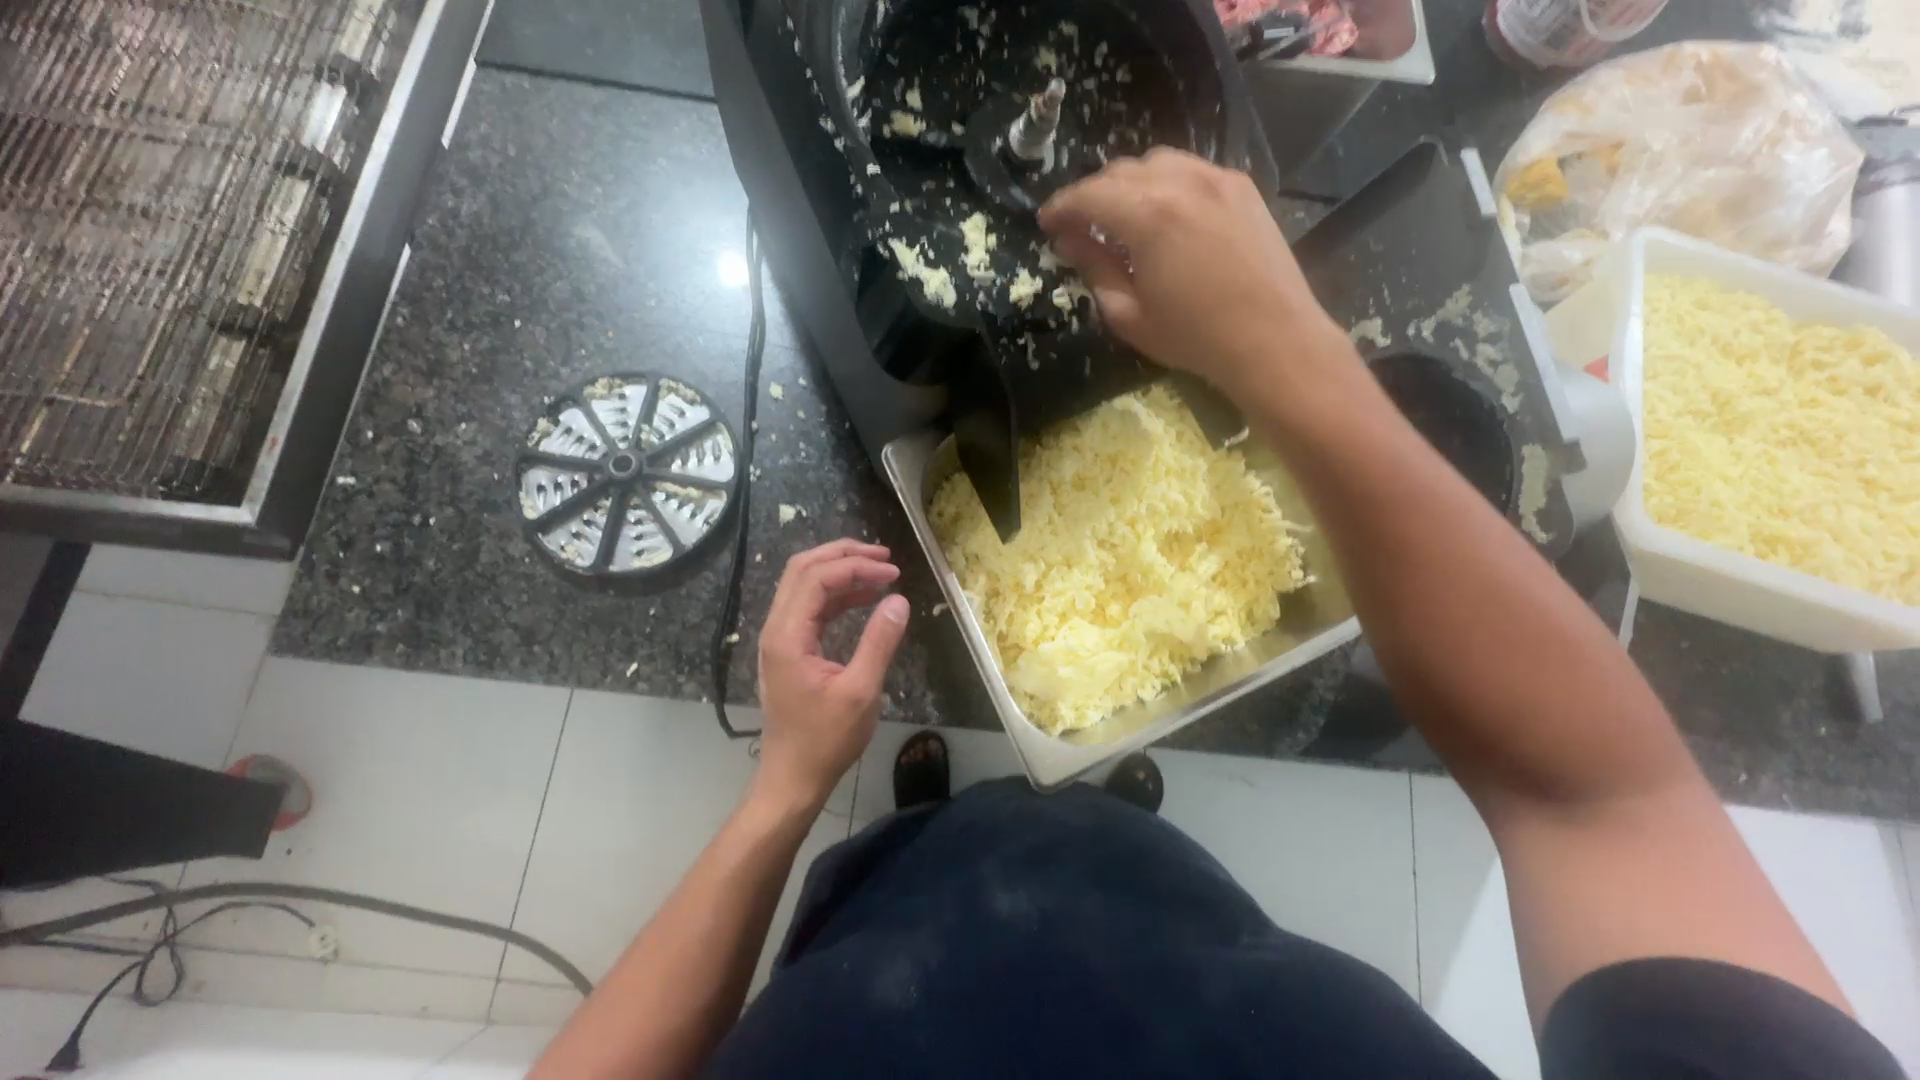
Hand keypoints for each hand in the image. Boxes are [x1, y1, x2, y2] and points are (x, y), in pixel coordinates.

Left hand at [752, 539, 910, 813]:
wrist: (793, 778)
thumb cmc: (825, 740)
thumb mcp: (861, 691)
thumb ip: (879, 642)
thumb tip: (899, 600)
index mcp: (787, 635)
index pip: (817, 577)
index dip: (856, 566)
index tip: (894, 572)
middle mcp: (777, 629)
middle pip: (803, 569)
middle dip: (843, 555)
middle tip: (883, 556)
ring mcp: (780, 639)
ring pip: (804, 585)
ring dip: (839, 572)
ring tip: (879, 571)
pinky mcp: (789, 651)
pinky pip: (810, 608)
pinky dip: (836, 596)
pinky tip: (865, 599)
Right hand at [1039, 148, 1352, 399]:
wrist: (1273, 339)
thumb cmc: (1195, 337)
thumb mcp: (1130, 313)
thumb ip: (1094, 269)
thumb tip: (1067, 242)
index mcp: (1147, 214)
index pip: (1089, 195)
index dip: (1061, 207)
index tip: (1046, 224)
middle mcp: (1181, 182)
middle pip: (1121, 172)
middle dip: (1092, 195)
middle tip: (1078, 226)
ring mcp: (1216, 179)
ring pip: (1157, 163)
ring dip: (1129, 184)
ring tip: (1120, 215)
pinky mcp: (1241, 188)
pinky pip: (1191, 170)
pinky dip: (1166, 184)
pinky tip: (1164, 214)